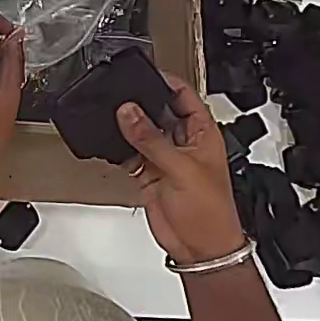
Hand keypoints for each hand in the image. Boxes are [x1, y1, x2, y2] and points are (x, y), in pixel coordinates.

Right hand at [118, 74, 248, 264]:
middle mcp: (183, 142)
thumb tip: (130, 113)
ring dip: (128, 126)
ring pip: (142, 132)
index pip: (183, 95)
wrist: (199, 247)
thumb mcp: (181, 168)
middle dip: (140, 104)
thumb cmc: (210, 211)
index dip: (165, 82)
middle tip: (119, 96)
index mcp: (202, 132)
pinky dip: (119, 149)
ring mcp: (165, 158)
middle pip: (158, 111)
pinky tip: (109, 142)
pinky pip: (130, 154)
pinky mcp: (149, 174)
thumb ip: (151, 139)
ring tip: (110, 116)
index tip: (143, 73)